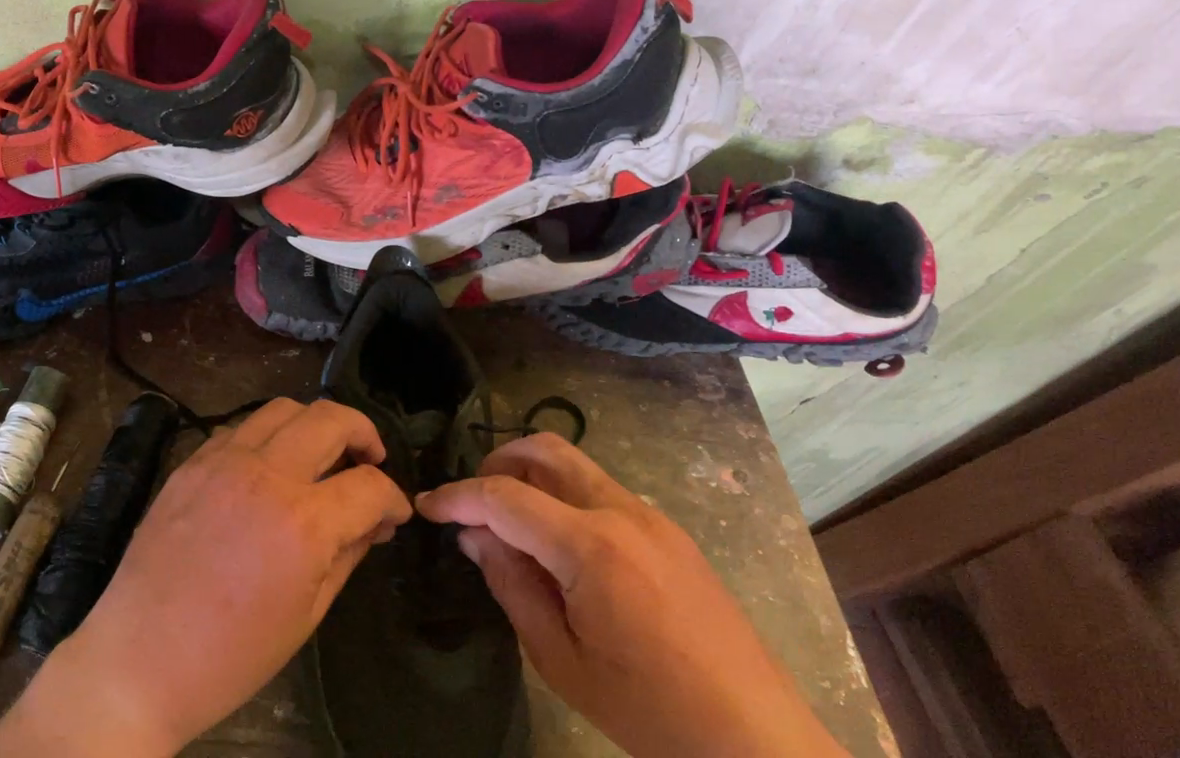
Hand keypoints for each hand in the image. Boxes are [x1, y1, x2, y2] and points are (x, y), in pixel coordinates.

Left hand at [0, 398, 411, 756]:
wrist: (141, 660)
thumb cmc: (232, 655)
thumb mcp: (308, 614)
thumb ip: (348, 554)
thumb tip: (374, 523)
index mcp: (303, 522)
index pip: (370, 485)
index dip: (393, 499)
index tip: (394, 514)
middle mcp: (265, 475)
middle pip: (330, 418)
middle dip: (363, 433)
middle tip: (370, 459)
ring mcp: (221, 462)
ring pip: (282, 409)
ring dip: (314, 425)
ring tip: (321, 455)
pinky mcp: (190, 464)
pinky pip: (239, 429)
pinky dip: (267, 437)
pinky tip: (269, 468)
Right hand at [418, 433, 847, 757]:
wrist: (754, 737)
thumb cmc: (647, 707)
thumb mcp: (560, 659)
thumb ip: (511, 585)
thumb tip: (476, 535)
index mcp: (591, 545)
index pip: (504, 496)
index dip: (458, 496)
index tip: (425, 506)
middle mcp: (622, 512)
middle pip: (546, 450)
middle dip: (497, 462)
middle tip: (471, 503)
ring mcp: (653, 517)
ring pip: (577, 466)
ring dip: (533, 476)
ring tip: (510, 524)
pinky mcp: (672, 533)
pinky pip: (604, 493)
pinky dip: (566, 497)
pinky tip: (559, 546)